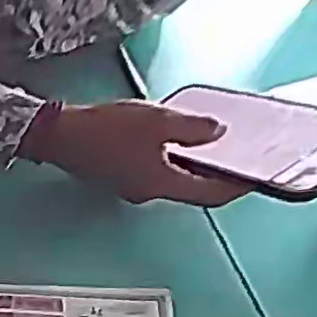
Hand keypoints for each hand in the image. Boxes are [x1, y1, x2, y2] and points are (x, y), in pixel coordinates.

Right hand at [17, 100, 250, 206]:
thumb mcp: (160, 121)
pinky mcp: (118, 175)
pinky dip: (169, 158)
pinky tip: (170, 139)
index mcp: (161, 184)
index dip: (237, 186)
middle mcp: (147, 192)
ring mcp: (130, 185)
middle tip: (236, 153)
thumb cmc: (106, 131)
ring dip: (191, 164)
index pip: (210, 194)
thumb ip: (195, 129)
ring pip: (171, 178)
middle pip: (191, 187)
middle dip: (214, 172)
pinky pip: (153, 170)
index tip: (256, 177)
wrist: (61, 135)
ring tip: (206, 140)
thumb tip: (216, 133)